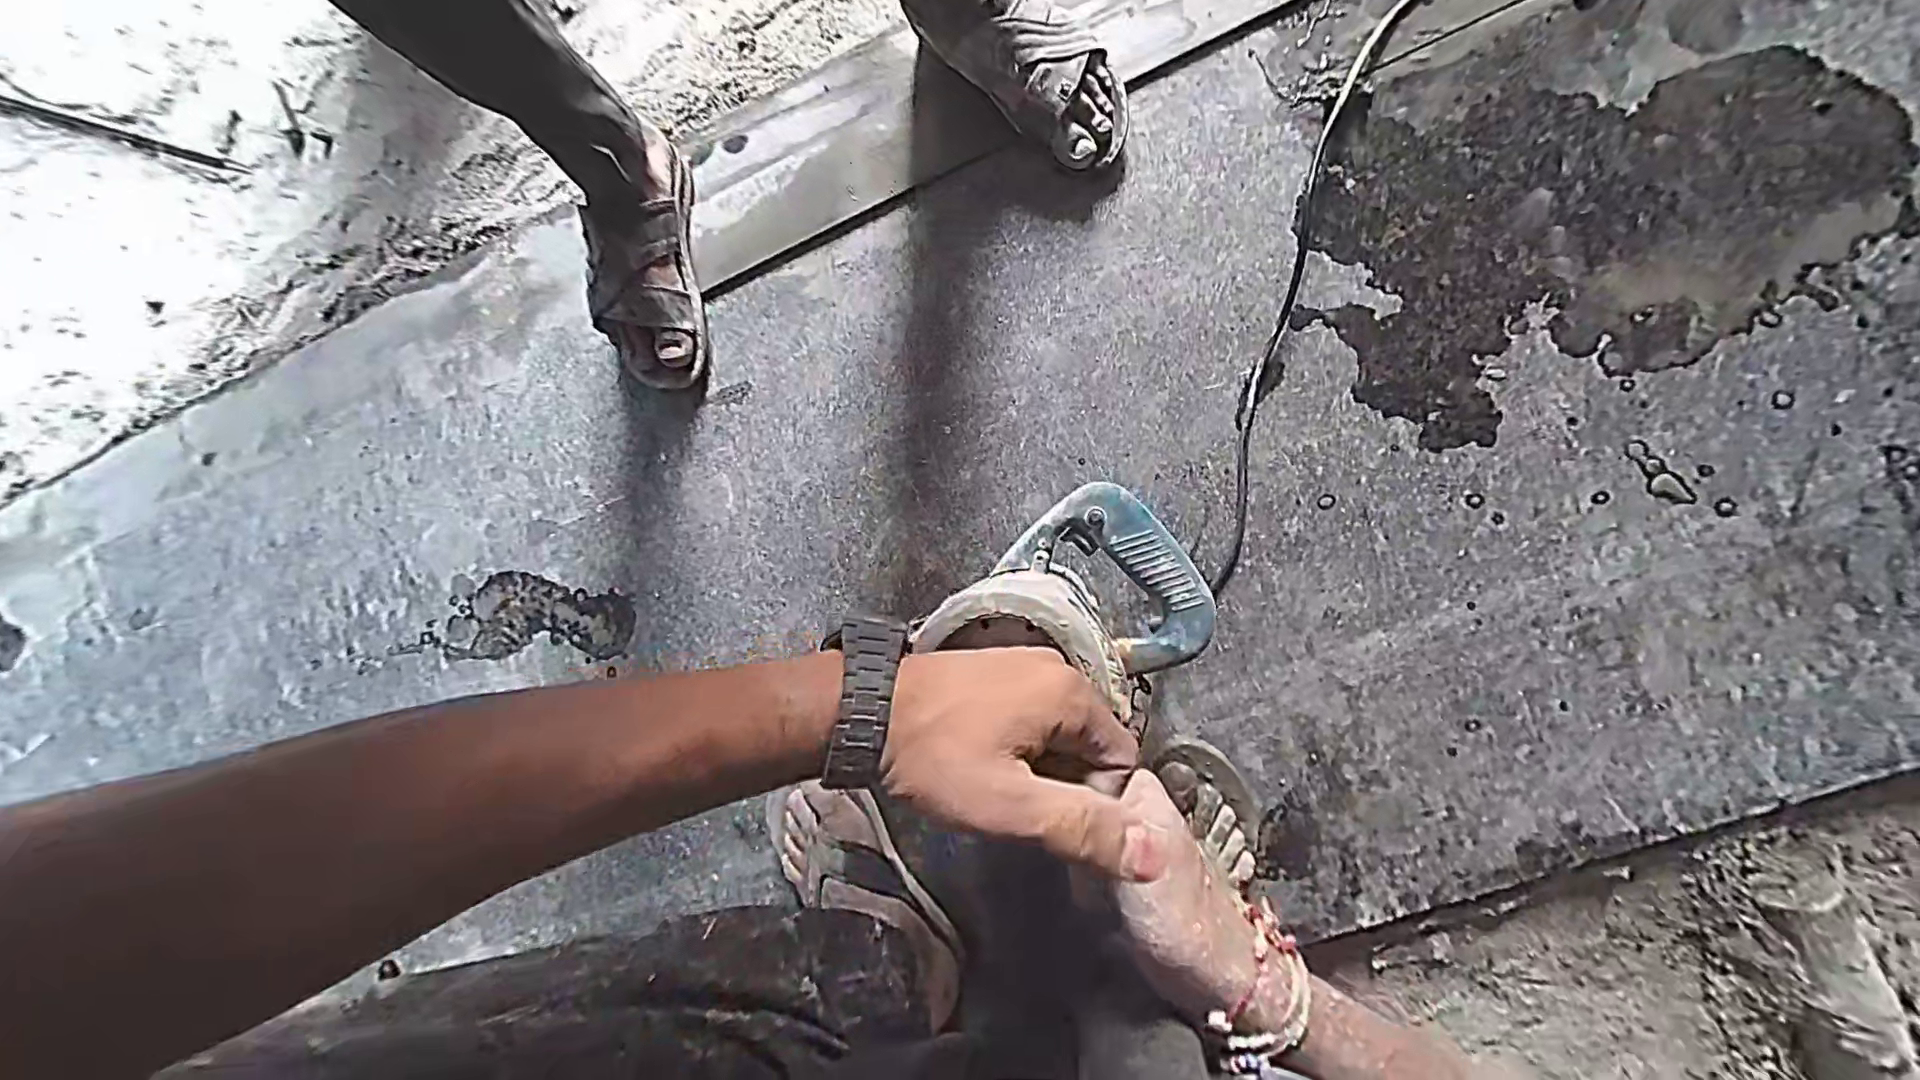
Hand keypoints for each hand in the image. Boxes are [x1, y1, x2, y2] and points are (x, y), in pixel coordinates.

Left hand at [880, 647, 1163, 880]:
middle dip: (1065, 781)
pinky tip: (982, 756)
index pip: (1121, 760)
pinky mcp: (995, 666)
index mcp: (1071, 691)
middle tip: (1016, 802)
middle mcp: (1055, 666)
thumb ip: (1082, 828)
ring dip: (1040, 764)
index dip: (1094, 801)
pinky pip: (1032, 712)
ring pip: (1059, 729)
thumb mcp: (1010, 804)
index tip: (1046, 817)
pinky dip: (1019, 741)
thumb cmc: (936, 756)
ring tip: (994, 780)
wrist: (865, 707)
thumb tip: (1154, 855)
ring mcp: (1022, 660)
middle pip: (1089, 742)